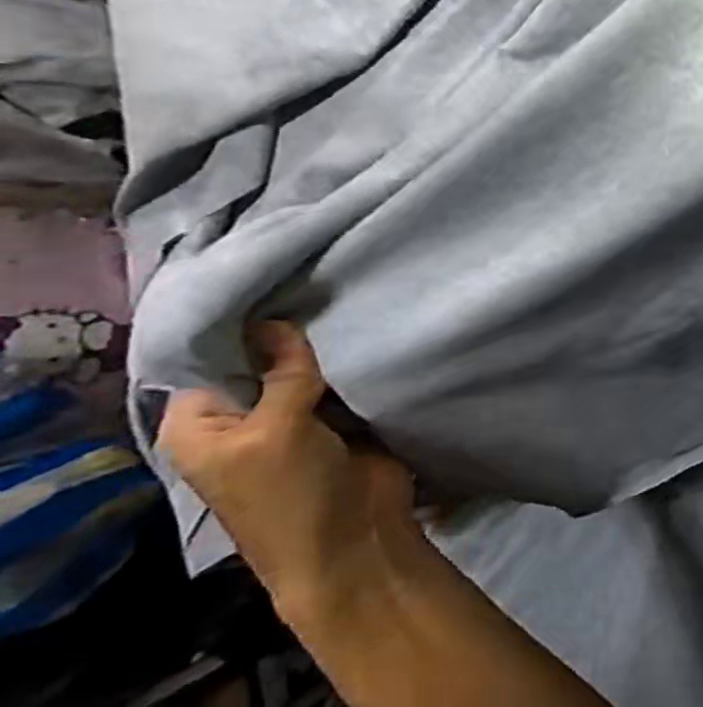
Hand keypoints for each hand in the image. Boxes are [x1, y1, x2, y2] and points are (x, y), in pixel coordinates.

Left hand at [157, 322, 419, 613]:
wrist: (353, 540)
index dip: (242, 329)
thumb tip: (275, 322)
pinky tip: (372, 339)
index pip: (212, 362)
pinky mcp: (341, 425)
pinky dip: (357, 369)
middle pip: (263, 364)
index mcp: (201, 426)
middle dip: (293, 336)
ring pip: (308, 373)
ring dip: (330, 353)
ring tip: (353, 308)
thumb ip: (281, 375)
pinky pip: (344, 387)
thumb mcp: (277, 431)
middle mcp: (243, 420)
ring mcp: (295, 423)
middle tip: (323, 293)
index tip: (277, 292)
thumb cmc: (292, 493)